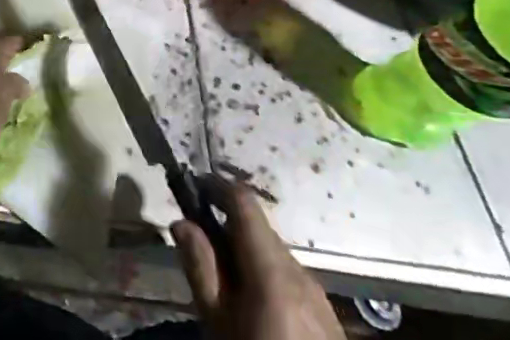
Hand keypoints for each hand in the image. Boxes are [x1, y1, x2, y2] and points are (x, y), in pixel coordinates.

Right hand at [171, 179, 342, 339]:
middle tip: (199, 242)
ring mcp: (318, 293)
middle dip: (229, 226)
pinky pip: (292, 279)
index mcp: (272, 268)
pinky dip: (268, 276)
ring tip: (224, 280)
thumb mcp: (218, 324)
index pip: (244, 203)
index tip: (194, 186)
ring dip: (248, 252)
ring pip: (276, 254)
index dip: (217, 186)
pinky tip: (254, 305)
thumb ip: (201, 268)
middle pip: (260, 229)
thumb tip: (182, 222)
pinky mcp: (327, 315)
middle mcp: (300, 270)